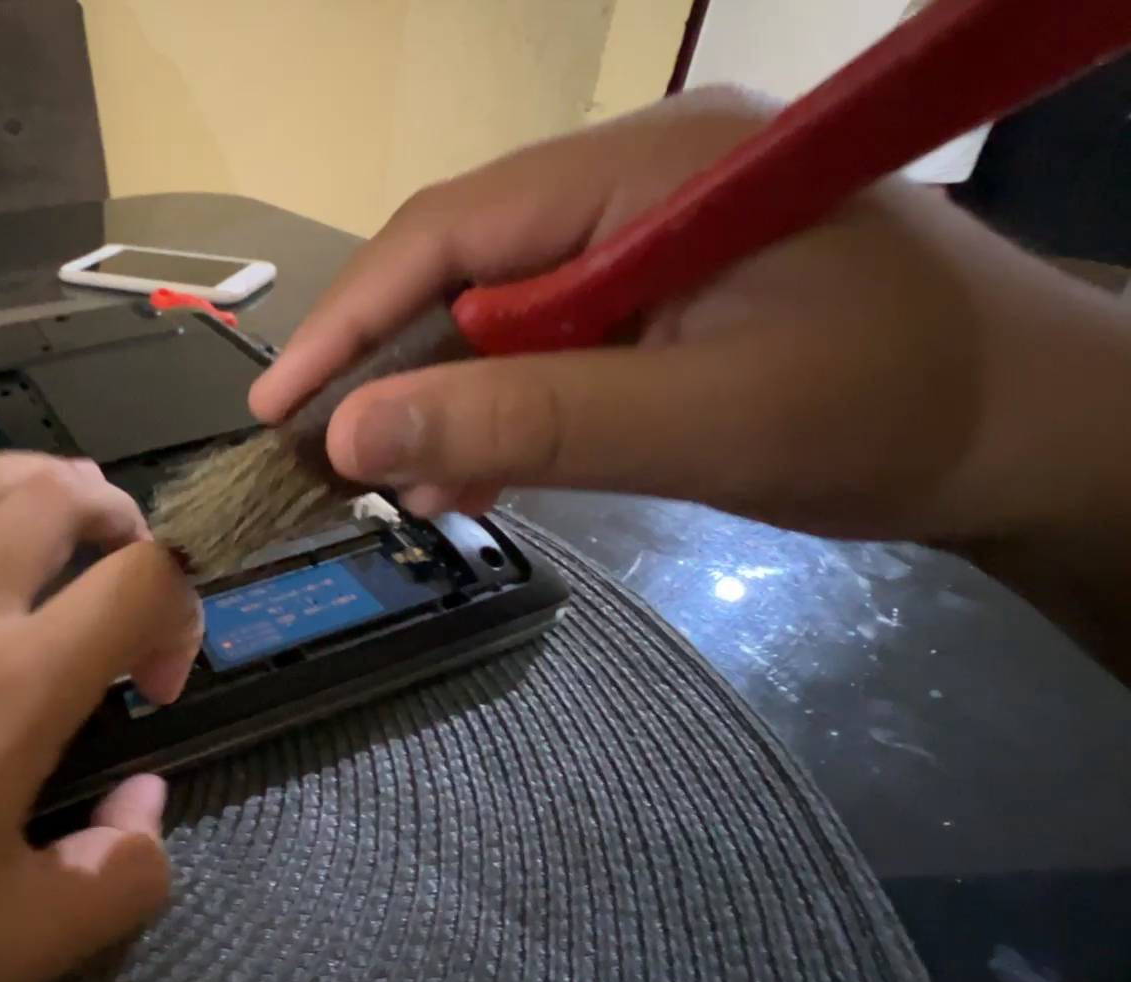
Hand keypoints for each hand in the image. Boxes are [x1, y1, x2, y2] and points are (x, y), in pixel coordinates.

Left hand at [0, 453, 203, 981]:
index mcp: (16, 681)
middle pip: (63, 495)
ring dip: (34, 485)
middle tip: (117, 560)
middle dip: (115, 516)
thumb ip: (117, 879)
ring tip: (49, 516)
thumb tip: (145, 809)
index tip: (155, 675)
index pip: (144, 577)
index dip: (180, 608)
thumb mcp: (9, 945)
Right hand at [250, 87, 1109, 544]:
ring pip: (479, 319)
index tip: (276, 403)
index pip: (448, 231)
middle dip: (380, 369)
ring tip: (394, 485)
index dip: (347, 317)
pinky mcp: (634, 299)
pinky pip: (525, 351)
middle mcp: (622, 187)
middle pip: (451, 271)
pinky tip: (463, 474)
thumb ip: (525, 422)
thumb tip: (352, 437)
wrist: (1030, 437)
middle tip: (320, 451)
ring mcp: (626, 244)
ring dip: (431, 404)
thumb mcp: (701, 421)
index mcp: (644, 171)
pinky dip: (485, 416)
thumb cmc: (891, 413)